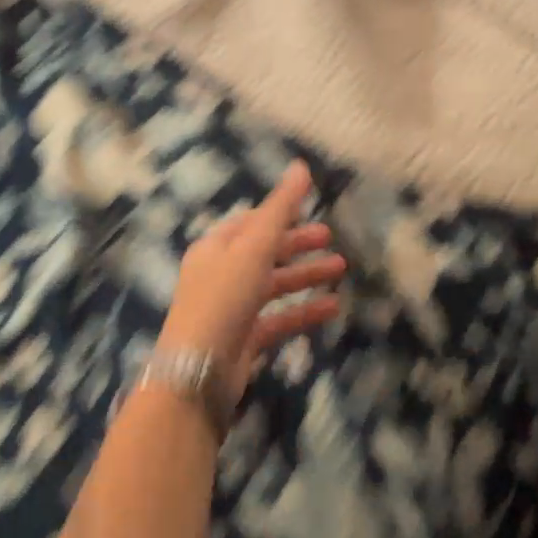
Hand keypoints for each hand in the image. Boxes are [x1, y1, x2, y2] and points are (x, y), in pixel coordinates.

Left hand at [157, 162, 347, 399]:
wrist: (197, 372)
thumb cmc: (224, 298)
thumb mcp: (255, 246)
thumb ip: (281, 207)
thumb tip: (301, 165)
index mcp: (216, 246)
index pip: (251, 221)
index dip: (279, 213)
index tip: (309, 209)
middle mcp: (220, 274)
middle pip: (264, 251)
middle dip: (297, 244)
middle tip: (330, 238)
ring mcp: (232, 308)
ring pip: (274, 284)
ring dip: (305, 276)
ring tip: (341, 269)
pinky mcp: (243, 340)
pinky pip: (278, 318)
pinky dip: (304, 311)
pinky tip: (332, 307)